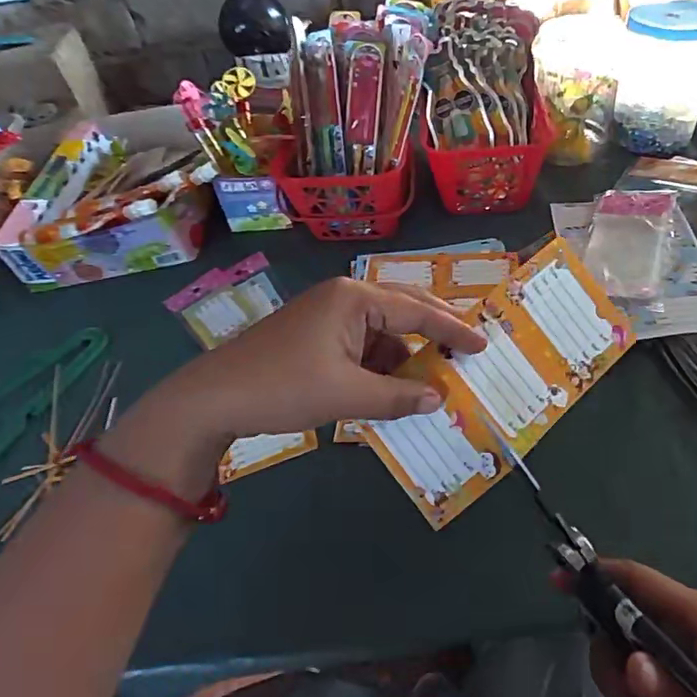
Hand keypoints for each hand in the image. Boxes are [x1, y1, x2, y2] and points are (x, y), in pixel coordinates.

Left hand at [99, 279, 484, 495]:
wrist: (213, 399)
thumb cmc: (283, 387)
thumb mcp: (347, 395)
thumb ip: (398, 395)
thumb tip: (439, 398)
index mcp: (354, 298)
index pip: (417, 309)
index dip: (453, 329)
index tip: (483, 345)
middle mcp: (345, 297)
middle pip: (404, 309)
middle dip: (434, 331)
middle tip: (466, 350)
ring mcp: (329, 314)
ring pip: (384, 330)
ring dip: (406, 355)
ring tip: (432, 380)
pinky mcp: (318, 334)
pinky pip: (363, 344)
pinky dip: (382, 364)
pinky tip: (394, 387)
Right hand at [579, 560, 696, 696]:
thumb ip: (679, 691)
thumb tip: (625, 662)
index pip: (639, 579)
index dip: (596, 572)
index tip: (556, 579)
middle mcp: (692, 631)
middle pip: (624, 624)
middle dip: (612, 661)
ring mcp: (693, 662)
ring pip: (632, 658)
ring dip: (630, 693)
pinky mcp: (695, 691)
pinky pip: (649, 686)